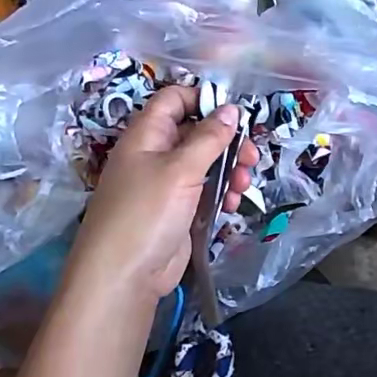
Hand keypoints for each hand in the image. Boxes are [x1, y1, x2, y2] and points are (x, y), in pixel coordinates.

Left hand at [67, 87, 259, 303]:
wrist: (124, 276)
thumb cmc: (147, 213)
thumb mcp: (181, 169)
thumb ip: (209, 137)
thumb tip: (231, 109)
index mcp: (147, 135)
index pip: (174, 100)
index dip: (203, 100)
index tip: (235, 114)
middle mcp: (155, 154)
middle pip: (197, 132)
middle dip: (228, 141)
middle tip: (252, 155)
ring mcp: (166, 184)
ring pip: (206, 163)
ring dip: (230, 169)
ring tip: (244, 185)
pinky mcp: (177, 210)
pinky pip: (205, 190)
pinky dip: (223, 192)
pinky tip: (234, 204)